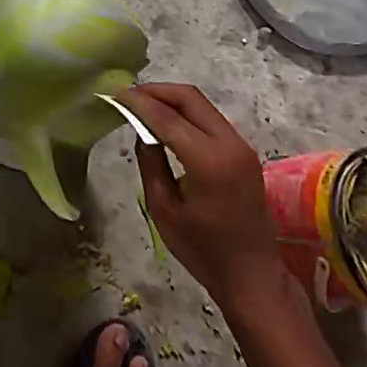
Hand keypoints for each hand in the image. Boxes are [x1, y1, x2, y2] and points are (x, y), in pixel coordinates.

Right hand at [122, 84, 297, 311]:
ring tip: (141, 105)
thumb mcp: (163, 209)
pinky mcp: (243, 152)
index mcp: (209, 161)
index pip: (167, 118)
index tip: (114, 93)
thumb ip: (150, 163)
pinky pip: (210, 119)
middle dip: (156, 91)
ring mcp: (241, 146)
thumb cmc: (203, 249)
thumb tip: (142, 132)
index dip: (138, 102)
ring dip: (171, 100)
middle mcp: (230, 145)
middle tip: (127, 94)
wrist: (251, 275)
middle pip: (190, 98)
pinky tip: (165, 121)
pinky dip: (185, 112)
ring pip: (202, 105)